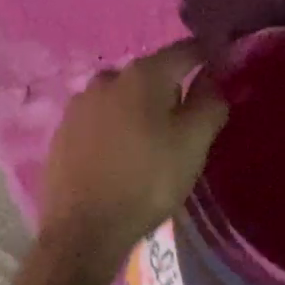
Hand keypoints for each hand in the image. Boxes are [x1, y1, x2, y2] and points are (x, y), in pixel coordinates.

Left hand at [38, 40, 228, 253]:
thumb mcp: (194, 142)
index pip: (186, 49)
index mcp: (145, 74)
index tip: (223, 61)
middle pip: (152, 72)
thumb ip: (211, 101)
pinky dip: (114, 127)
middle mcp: (109, 77)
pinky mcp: (62, 132)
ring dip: (139, 107)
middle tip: (186, 117)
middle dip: (171, 87)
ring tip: (150, 139)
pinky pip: (99, 119)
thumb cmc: (147, 181)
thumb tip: (215, 75)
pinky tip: (120, 154)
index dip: (208, 52)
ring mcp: (80, 104)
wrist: (81, 234)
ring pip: (123, 95)